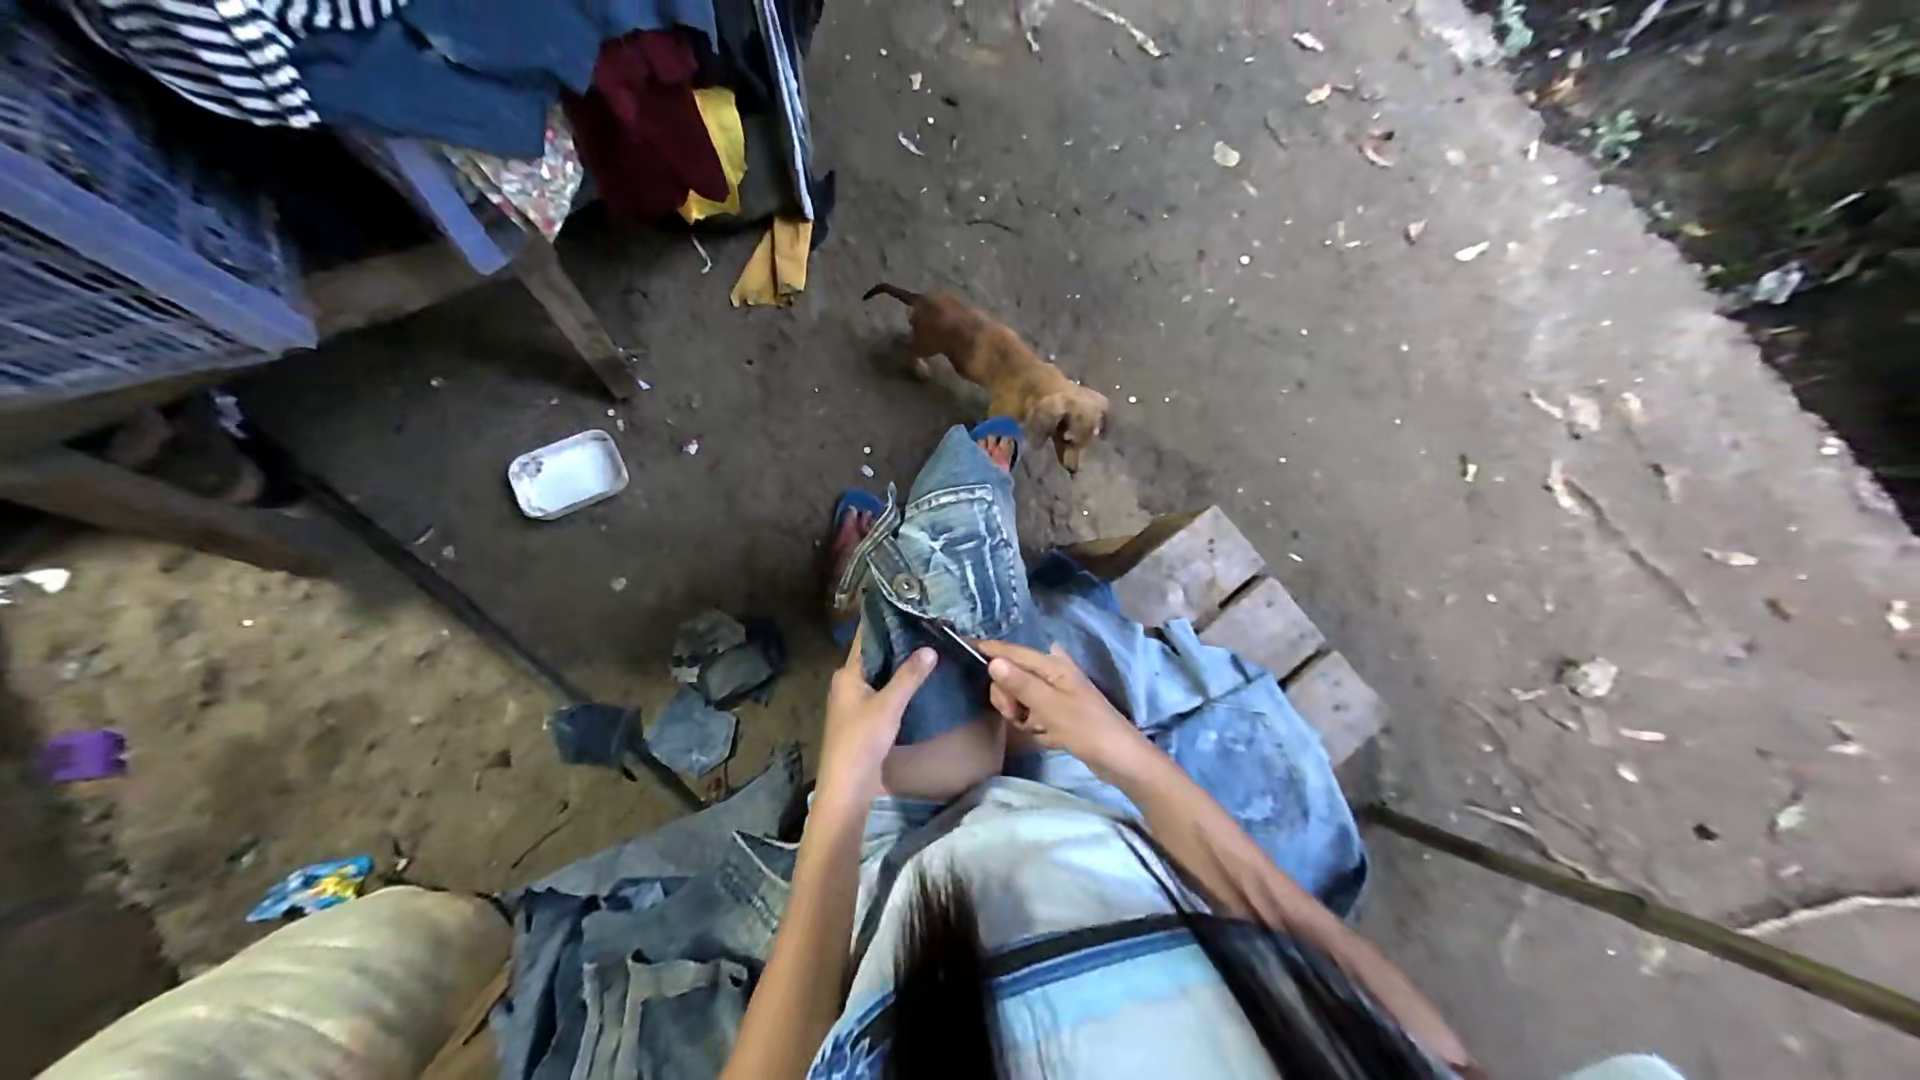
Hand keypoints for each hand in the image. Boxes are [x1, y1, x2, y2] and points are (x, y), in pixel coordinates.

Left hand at [818, 628, 936, 802]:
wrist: (847, 786)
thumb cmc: (862, 740)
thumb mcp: (889, 705)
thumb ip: (909, 676)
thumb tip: (930, 648)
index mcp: (847, 673)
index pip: (866, 638)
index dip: (885, 621)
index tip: (908, 605)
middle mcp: (847, 682)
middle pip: (874, 654)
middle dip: (898, 641)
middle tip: (926, 625)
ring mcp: (854, 701)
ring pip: (879, 673)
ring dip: (899, 663)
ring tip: (927, 646)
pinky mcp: (863, 717)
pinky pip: (882, 690)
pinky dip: (897, 683)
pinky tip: (918, 679)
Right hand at [978, 640, 1148, 773]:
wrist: (1121, 760)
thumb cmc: (1087, 728)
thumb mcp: (1050, 706)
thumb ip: (1020, 683)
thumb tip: (994, 661)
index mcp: (1052, 664)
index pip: (1012, 651)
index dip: (989, 649)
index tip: (963, 645)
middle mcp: (1052, 674)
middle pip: (1011, 676)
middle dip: (1007, 697)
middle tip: (1017, 716)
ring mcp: (1055, 694)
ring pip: (1019, 698)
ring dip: (1020, 715)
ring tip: (1034, 729)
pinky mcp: (1057, 714)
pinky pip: (1031, 714)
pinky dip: (1032, 725)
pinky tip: (1043, 736)